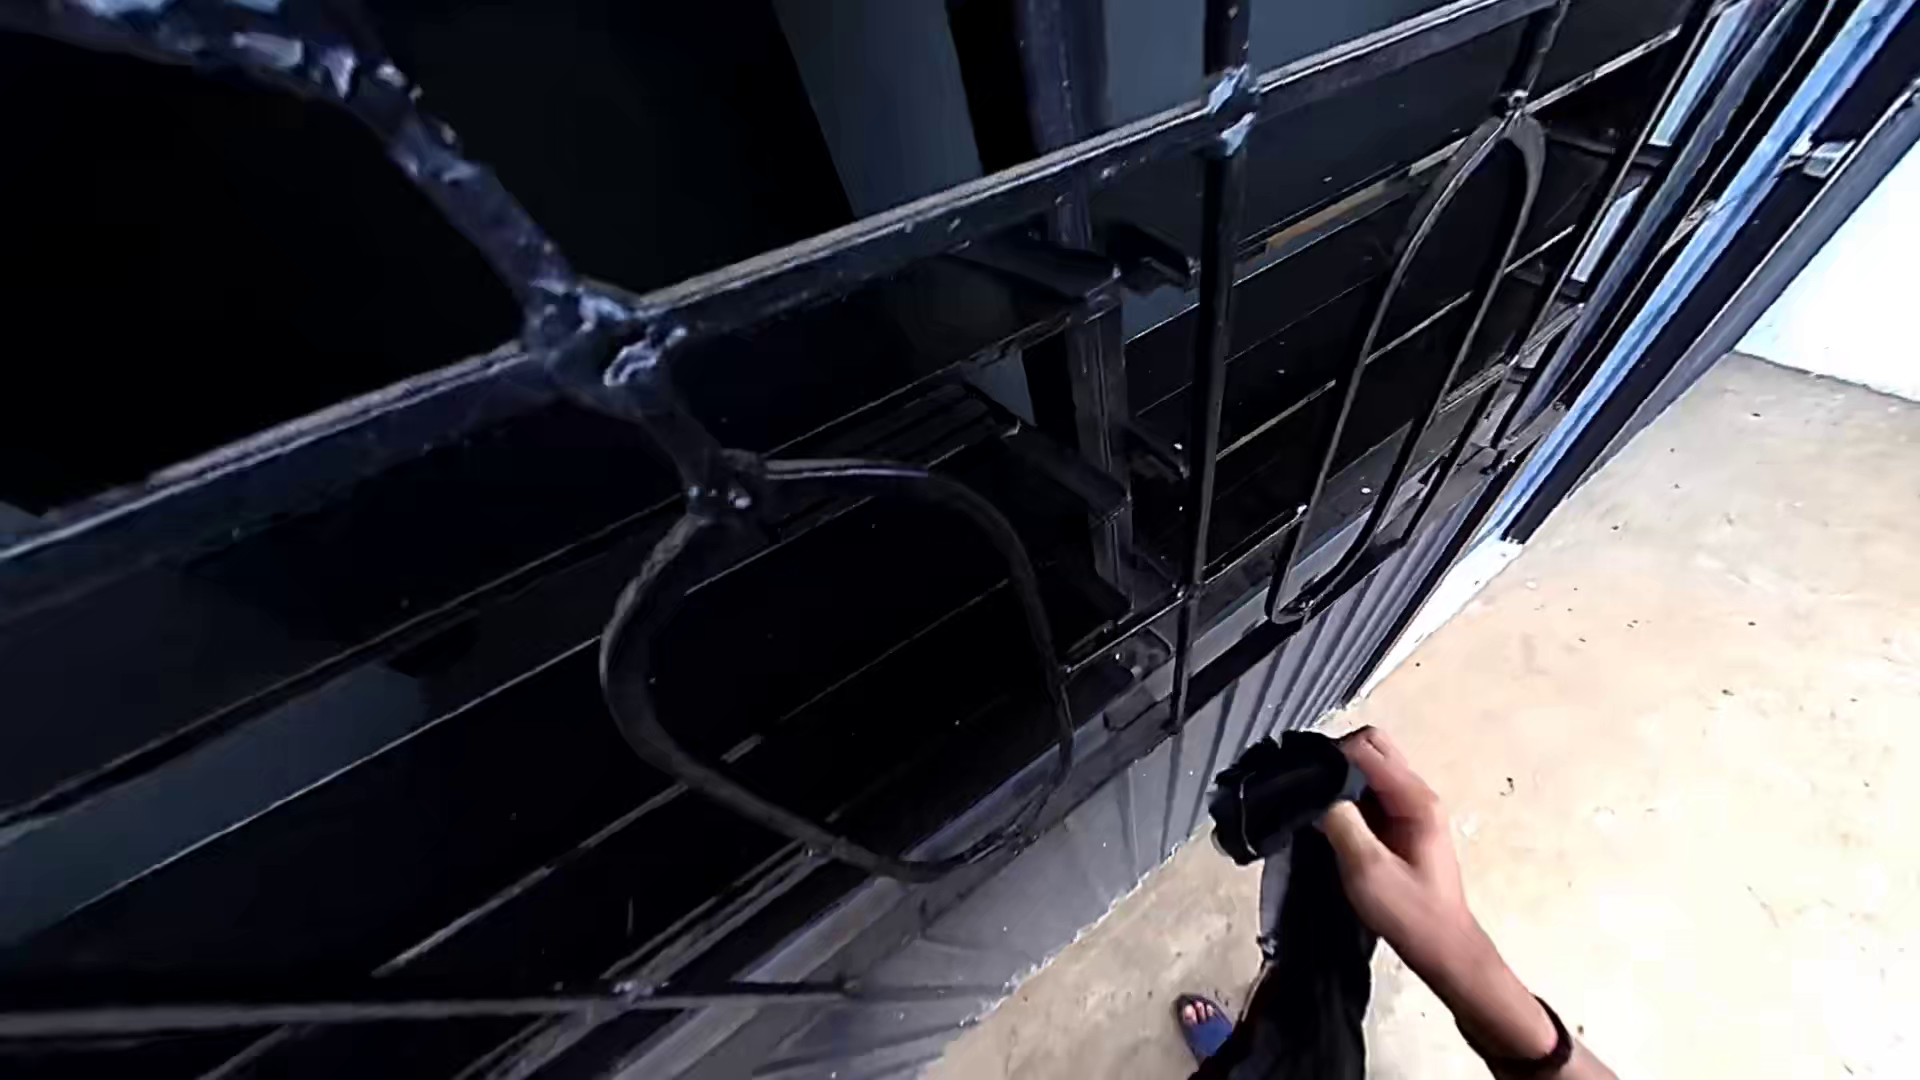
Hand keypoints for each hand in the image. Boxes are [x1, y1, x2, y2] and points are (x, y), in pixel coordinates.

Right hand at [1320, 727, 1559, 1062]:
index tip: (1304, 777)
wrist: (1444, 953)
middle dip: (1335, 754)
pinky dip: (1340, 787)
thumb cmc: (1410, 912)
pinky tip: (1323, 810)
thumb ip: (1339, 821)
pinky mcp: (1392, 818)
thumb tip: (1312, 786)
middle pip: (1370, 744)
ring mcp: (1404, 804)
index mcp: (1415, 799)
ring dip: (1336, 771)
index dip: (1331, 756)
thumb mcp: (1368, 868)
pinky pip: (1362, 784)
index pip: (1365, 747)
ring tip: (1311, 796)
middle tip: (1310, 781)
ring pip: (1364, 762)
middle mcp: (1413, 792)